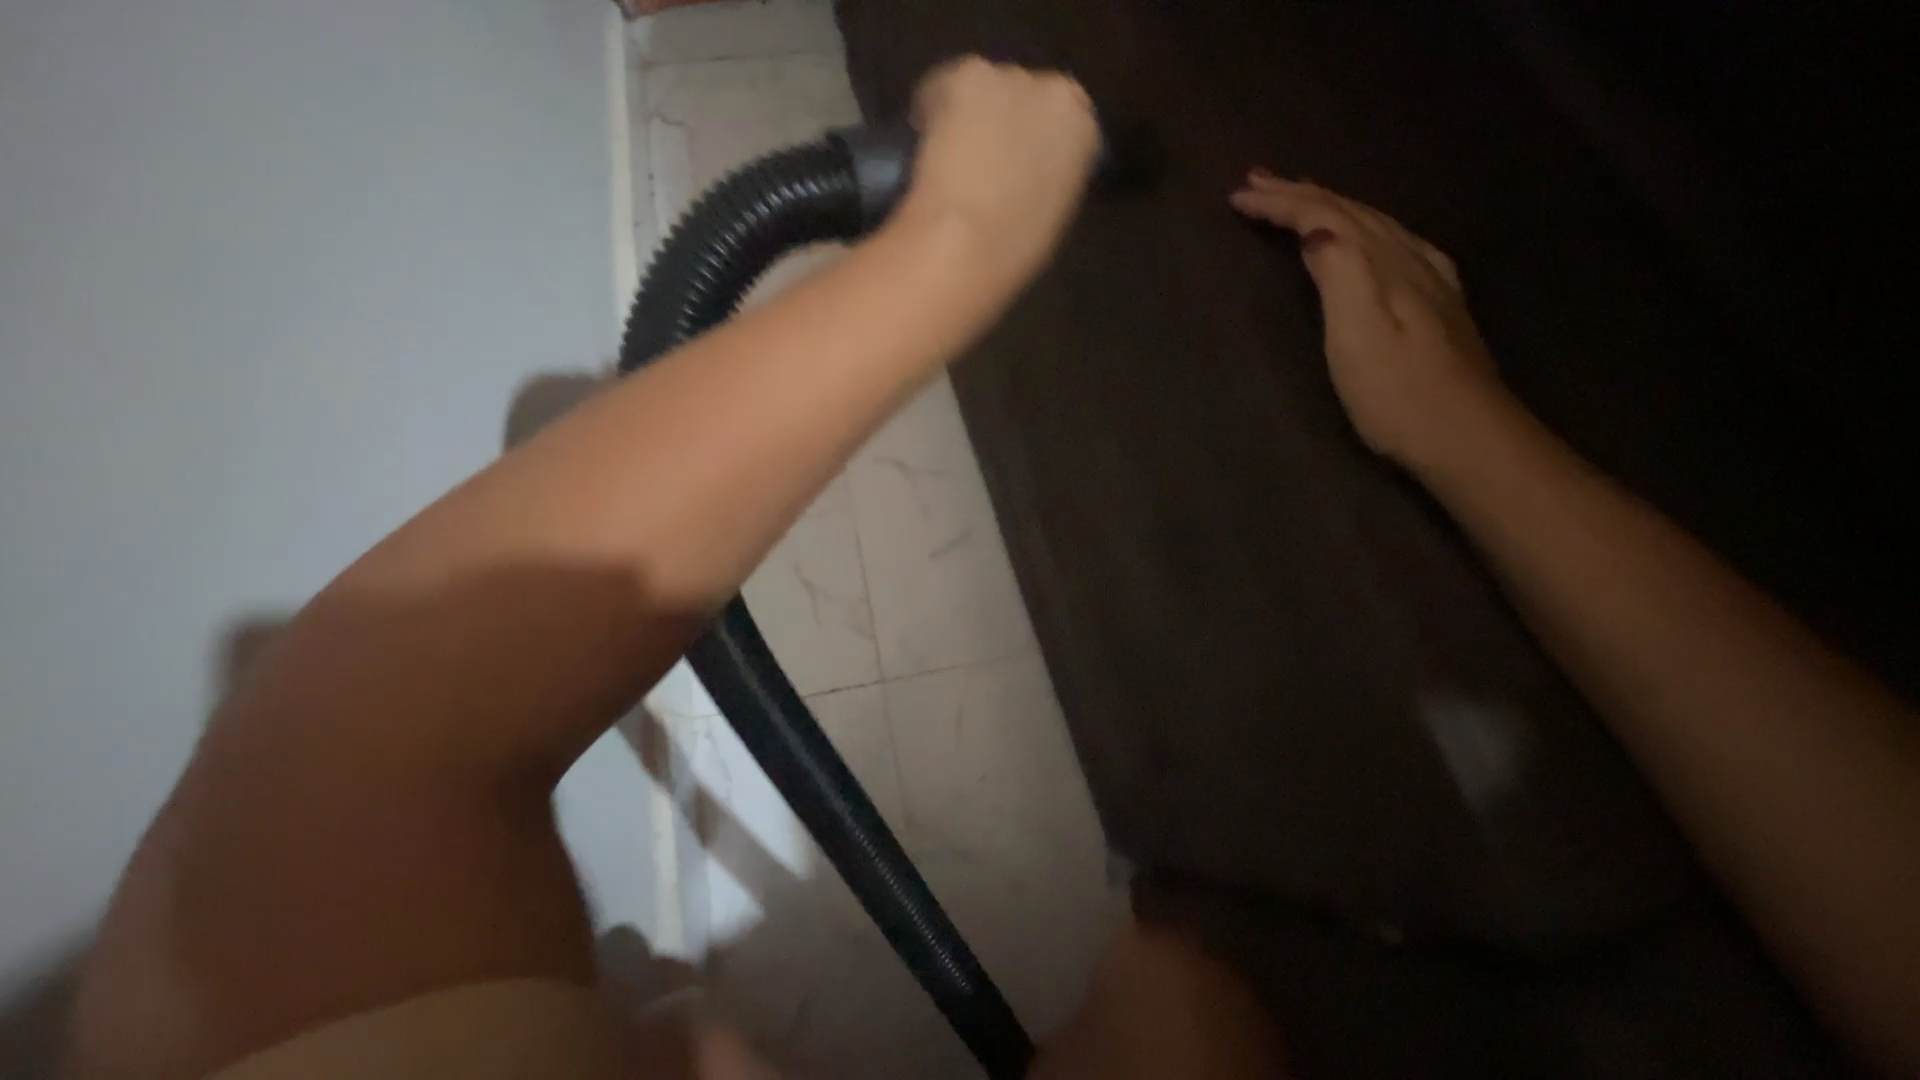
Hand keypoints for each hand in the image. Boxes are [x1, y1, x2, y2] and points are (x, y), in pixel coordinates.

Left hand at [902, 57, 1100, 296]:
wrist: (967, 242)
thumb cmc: (1013, 250)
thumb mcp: (1051, 216)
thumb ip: (1047, 181)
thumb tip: (1026, 177)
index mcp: (1084, 133)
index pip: (1061, 119)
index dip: (1031, 138)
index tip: (1012, 162)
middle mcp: (1055, 93)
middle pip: (1024, 95)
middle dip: (1002, 120)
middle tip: (979, 158)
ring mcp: (1009, 79)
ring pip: (983, 87)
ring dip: (968, 112)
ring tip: (948, 154)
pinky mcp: (964, 76)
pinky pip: (941, 87)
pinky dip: (930, 108)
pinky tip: (922, 144)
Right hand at [1230, 170, 1505, 467]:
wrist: (1467, 437)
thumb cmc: (1398, 394)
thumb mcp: (1357, 334)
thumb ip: (1339, 274)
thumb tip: (1315, 230)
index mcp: (1382, 263)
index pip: (1325, 217)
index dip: (1281, 204)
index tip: (1237, 197)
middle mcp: (1408, 258)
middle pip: (1349, 212)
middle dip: (1300, 194)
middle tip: (1257, 182)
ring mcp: (1429, 279)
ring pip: (1371, 224)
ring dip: (1328, 207)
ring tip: (1297, 198)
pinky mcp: (1437, 303)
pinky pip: (1390, 244)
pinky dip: (1360, 230)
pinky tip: (1363, 236)